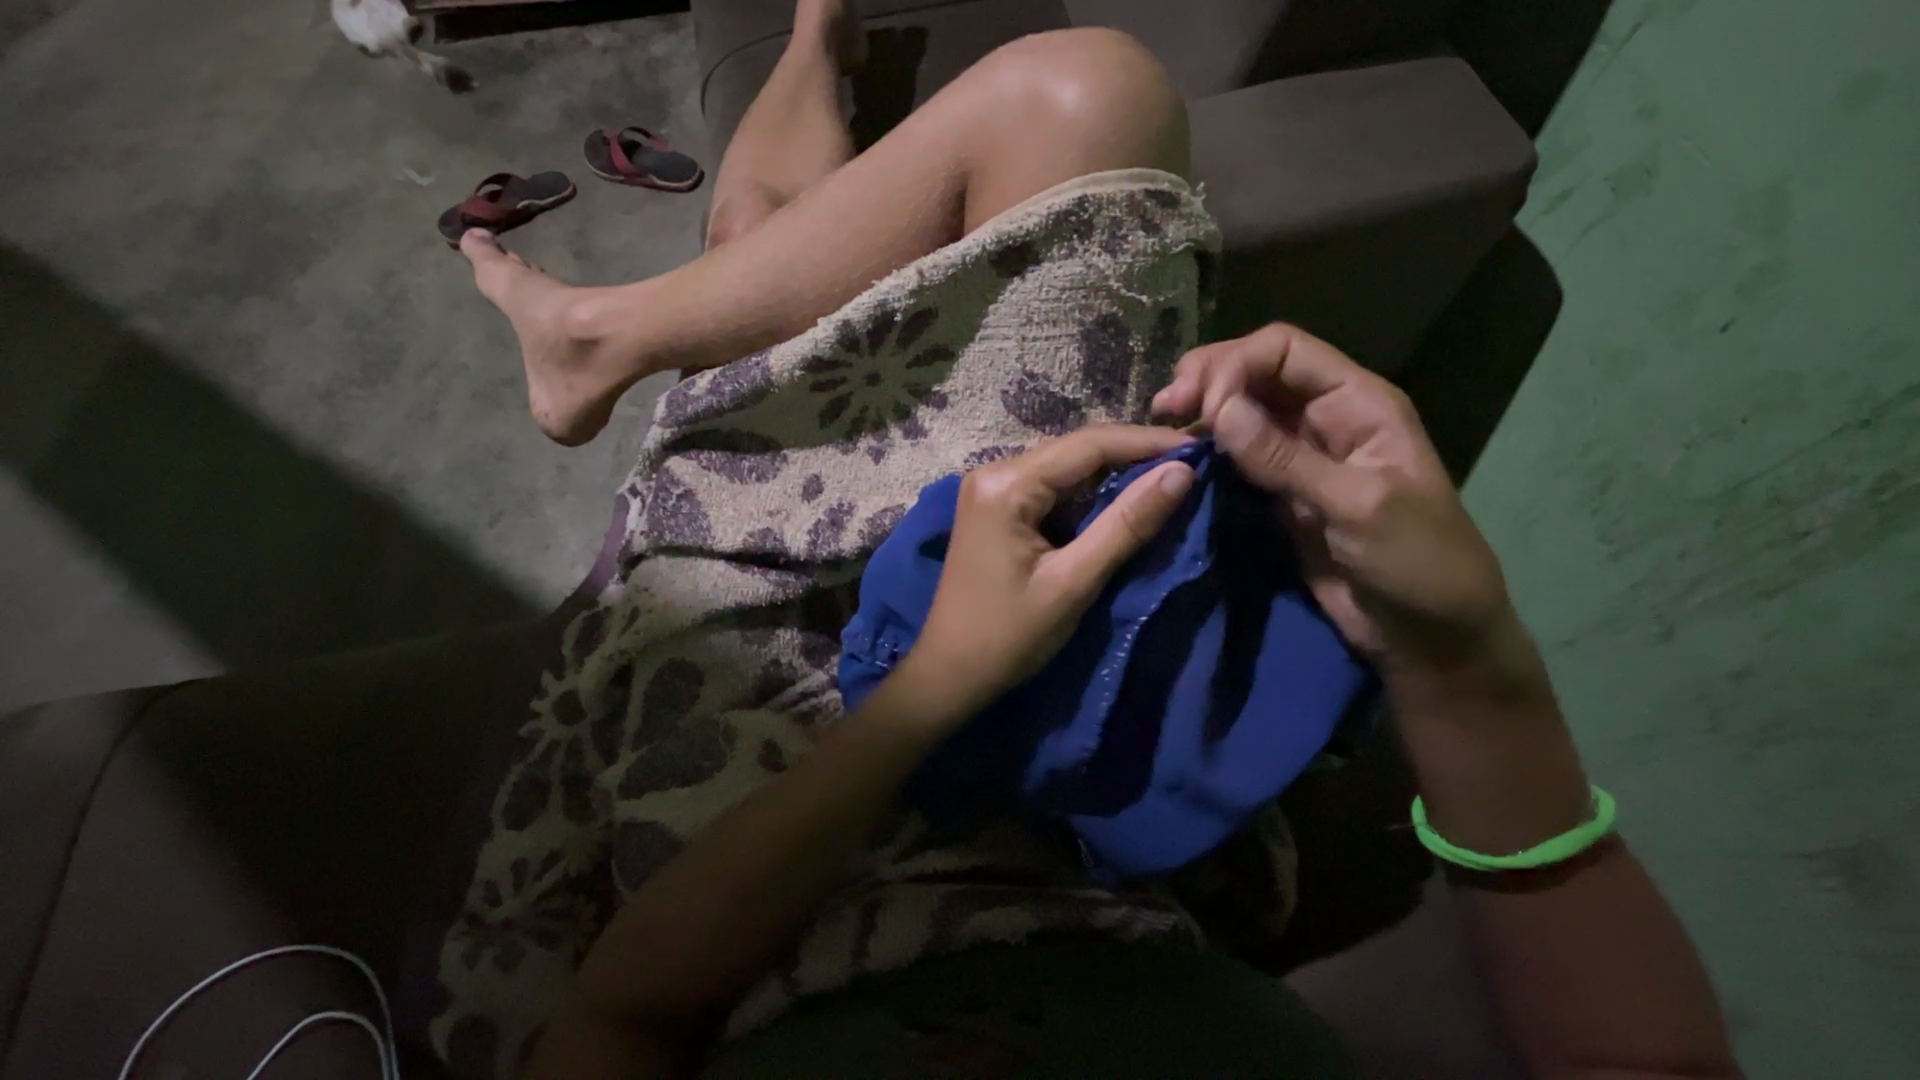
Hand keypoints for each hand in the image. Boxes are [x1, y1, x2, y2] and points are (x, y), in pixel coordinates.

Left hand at [903, 424, 1195, 721]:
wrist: (950, 673)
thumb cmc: (1008, 636)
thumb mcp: (1074, 582)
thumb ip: (1126, 524)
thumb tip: (1182, 473)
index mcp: (1006, 484)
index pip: (1088, 444)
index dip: (1147, 442)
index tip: (1199, 449)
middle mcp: (993, 472)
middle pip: (1076, 450)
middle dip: (1133, 455)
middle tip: (1190, 465)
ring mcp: (991, 488)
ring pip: (1066, 468)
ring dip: (1115, 474)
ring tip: (1169, 479)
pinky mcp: (996, 508)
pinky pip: (1052, 488)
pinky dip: (1090, 495)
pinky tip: (1124, 502)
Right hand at [1153, 323, 1522, 680]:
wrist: (1430, 636)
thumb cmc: (1418, 563)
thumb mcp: (1358, 506)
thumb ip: (1285, 458)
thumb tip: (1218, 409)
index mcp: (1358, 403)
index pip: (1285, 351)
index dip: (1236, 366)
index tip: (1201, 409)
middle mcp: (1326, 419)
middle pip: (1257, 373)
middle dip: (1209, 380)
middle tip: (1165, 409)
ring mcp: (1302, 457)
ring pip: (1243, 414)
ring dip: (1203, 415)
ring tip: (1164, 432)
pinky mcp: (1282, 495)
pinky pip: (1239, 459)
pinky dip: (1209, 454)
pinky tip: (1183, 461)